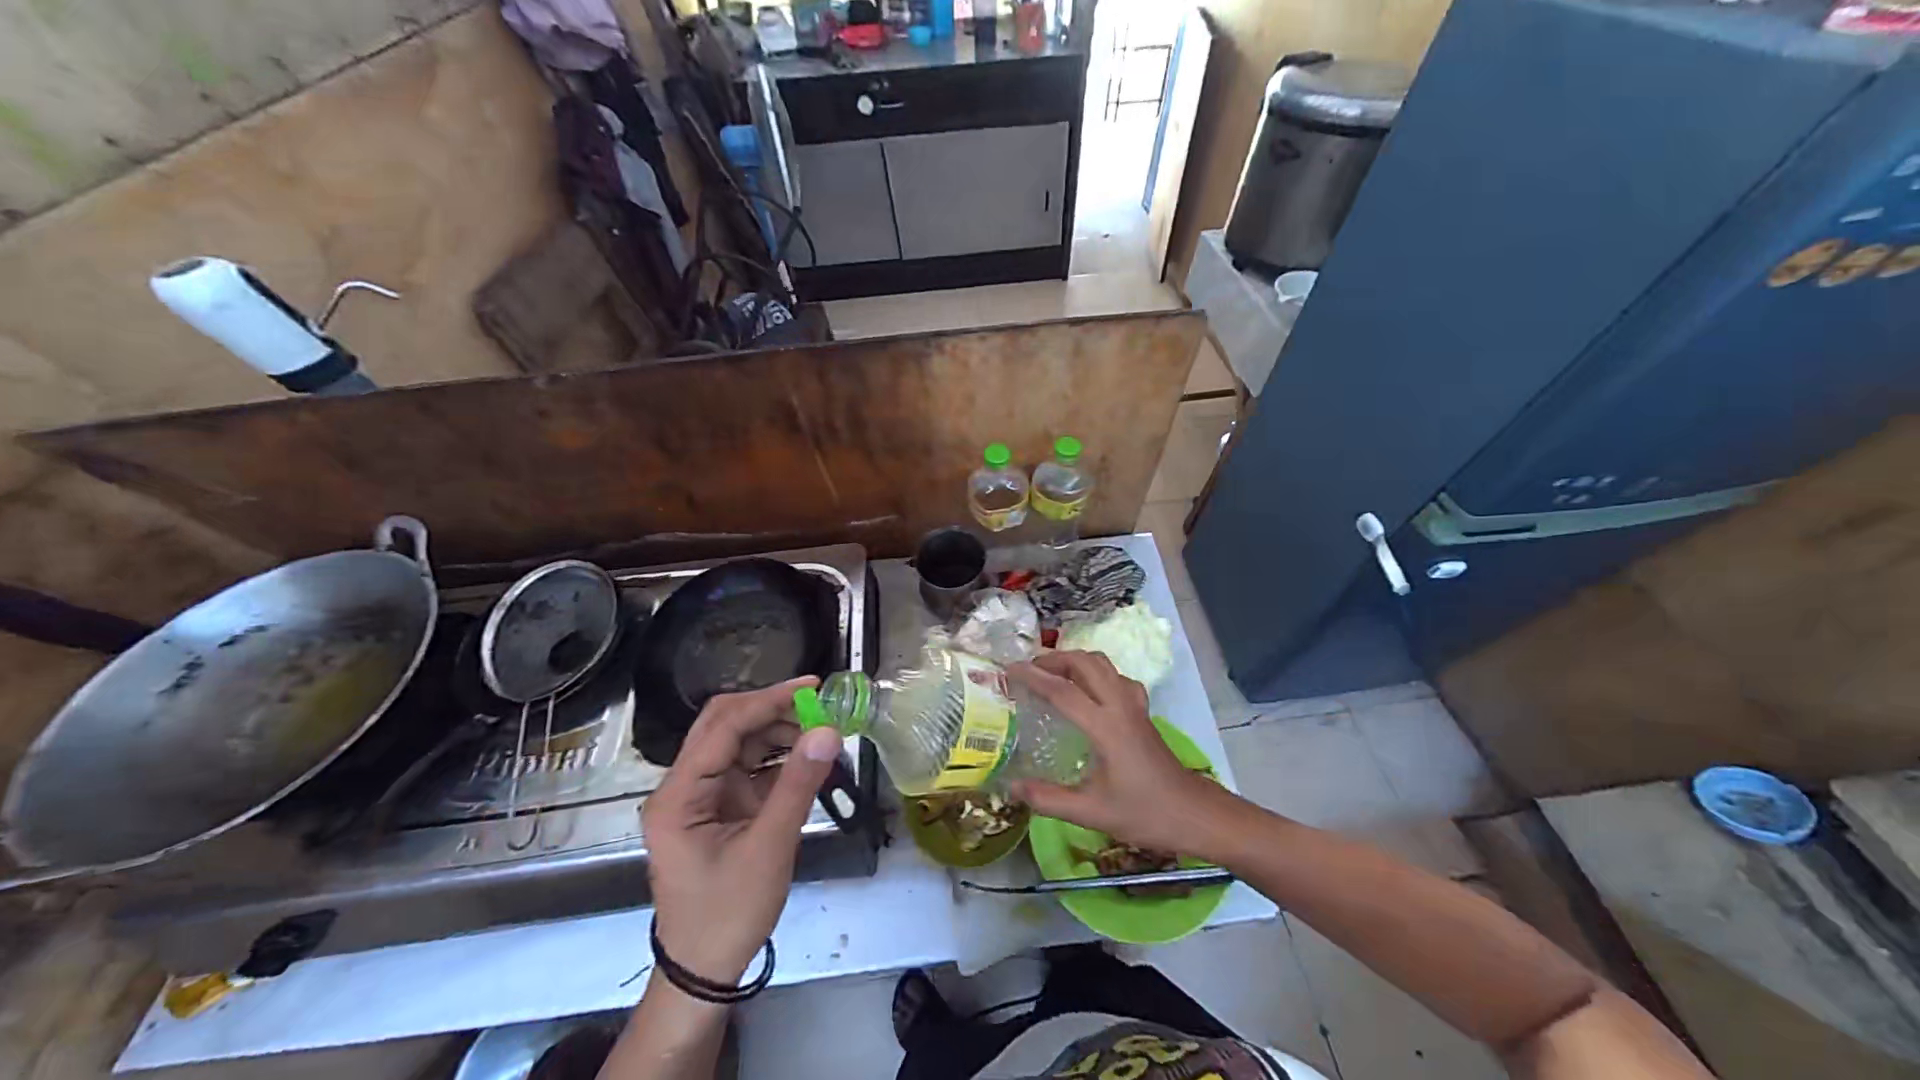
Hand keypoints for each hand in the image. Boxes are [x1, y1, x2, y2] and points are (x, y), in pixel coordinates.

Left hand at [642, 676, 843, 985]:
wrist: (705, 970)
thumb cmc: (729, 913)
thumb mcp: (768, 848)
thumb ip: (797, 785)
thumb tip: (829, 731)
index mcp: (679, 795)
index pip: (722, 727)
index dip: (768, 701)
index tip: (812, 687)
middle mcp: (684, 787)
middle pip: (725, 727)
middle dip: (772, 711)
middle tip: (819, 704)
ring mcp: (701, 797)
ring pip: (739, 744)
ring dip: (779, 733)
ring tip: (822, 733)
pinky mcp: (719, 808)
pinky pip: (749, 769)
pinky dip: (779, 760)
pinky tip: (809, 758)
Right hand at [1006, 651, 1233, 855]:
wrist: (1194, 814)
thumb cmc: (1145, 813)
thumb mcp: (1092, 813)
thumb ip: (1048, 799)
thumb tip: (1010, 788)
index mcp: (1105, 727)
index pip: (1062, 690)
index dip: (1032, 677)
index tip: (1008, 671)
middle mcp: (1120, 706)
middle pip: (1085, 663)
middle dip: (1053, 659)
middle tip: (1028, 671)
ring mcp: (1134, 706)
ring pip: (1103, 664)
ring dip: (1074, 661)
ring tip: (1051, 675)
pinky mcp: (1142, 712)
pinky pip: (1116, 677)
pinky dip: (1095, 672)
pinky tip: (1087, 692)